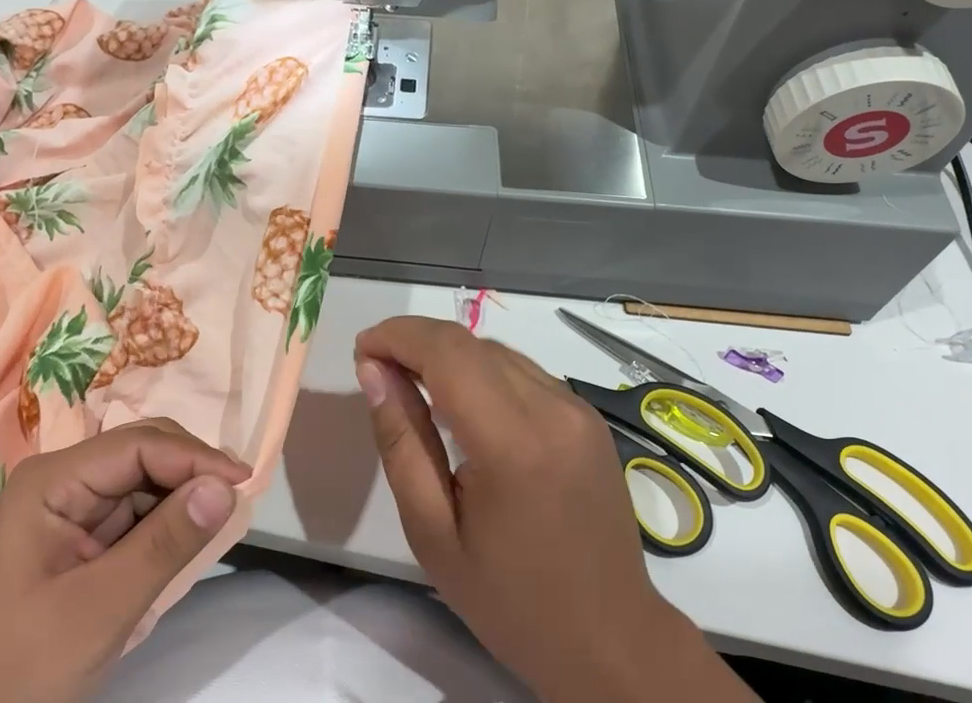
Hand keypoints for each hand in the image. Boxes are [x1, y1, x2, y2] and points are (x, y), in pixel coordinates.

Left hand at [0, 419, 249, 702]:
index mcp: (51, 482)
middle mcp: (60, 481)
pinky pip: (135, 513)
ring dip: (181, 497)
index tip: (246, 483)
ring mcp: (68, 508)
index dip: (195, 457)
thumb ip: (166, 543)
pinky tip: (187, 541)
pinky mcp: (79, 537)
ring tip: (219, 522)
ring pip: (144, 480)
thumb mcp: (102, 608)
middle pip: (141, 452)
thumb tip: (227, 487)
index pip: (138, 445)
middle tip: (237, 502)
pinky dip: (166, 523)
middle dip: (190, 471)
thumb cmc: (24, 668)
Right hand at [355, 317, 754, 702]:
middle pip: (472, 344)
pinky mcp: (589, 418)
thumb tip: (374, 371)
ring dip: (449, 354)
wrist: (609, 636)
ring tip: (410, 381)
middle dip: (417, 341)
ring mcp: (578, 410)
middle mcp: (553, 410)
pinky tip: (460, 401)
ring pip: (498, 352)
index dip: (398, 336)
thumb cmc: (509, 599)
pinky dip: (483, 372)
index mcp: (513, 443)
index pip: (447, 353)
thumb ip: (401, 442)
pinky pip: (525, 373)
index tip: (361, 349)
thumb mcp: (432, 531)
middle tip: (376, 367)